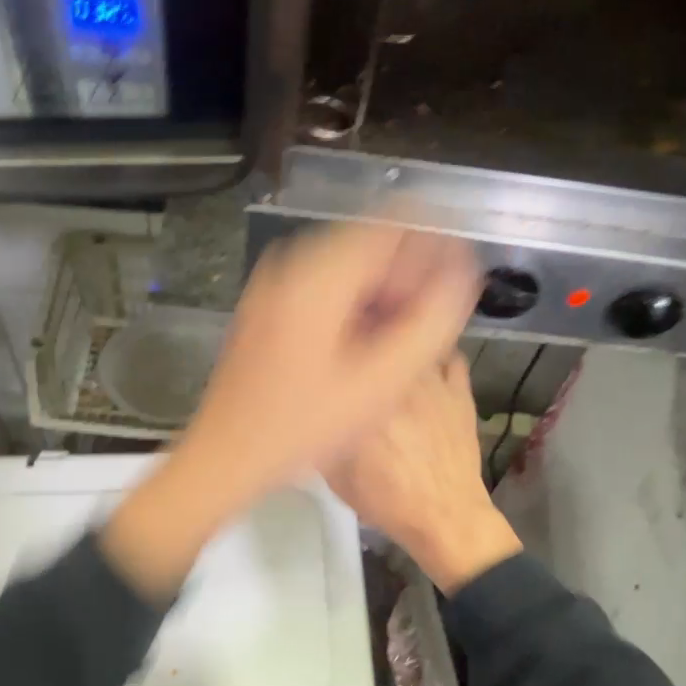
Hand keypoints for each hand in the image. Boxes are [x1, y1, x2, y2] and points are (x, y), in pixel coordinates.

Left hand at [103, 217, 482, 600]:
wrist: (223, 460)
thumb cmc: (300, 427)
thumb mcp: (379, 383)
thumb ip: (430, 324)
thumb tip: (461, 277)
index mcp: (316, 273)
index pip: (394, 225)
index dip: (434, 251)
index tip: (454, 291)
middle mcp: (290, 265)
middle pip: (369, 246)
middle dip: (408, 278)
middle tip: (430, 327)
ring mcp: (272, 287)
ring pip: (347, 271)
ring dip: (382, 298)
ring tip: (404, 345)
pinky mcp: (265, 312)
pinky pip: (323, 294)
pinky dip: (353, 312)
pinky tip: (368, 353)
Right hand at [324, 352, 522, 593]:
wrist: (443, 514)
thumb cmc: (385, 498)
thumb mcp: (334, 473)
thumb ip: (322, 430)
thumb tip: (316, 406)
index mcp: (359, 393)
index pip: (339, 354)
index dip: (333, 356)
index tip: (328, 366)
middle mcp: (394, 374)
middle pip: (376, 337)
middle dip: (366, 346)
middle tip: (358, 365)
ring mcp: (432, 377)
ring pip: (412, 340)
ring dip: (400, 347)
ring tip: (392, 363)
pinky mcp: (460, 387)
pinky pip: (448, 355)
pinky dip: (436, 359)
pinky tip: (427, 375)